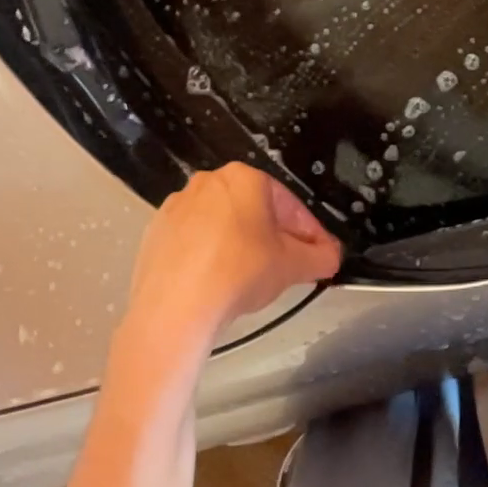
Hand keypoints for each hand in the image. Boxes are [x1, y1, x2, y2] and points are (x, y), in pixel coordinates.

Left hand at [120, 163, 341, 339]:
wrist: (175, 307)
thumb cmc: (240, 272)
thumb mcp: (294, 265)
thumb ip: (322, 256)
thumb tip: (331, 256)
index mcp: (245, 178)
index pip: (290, 205)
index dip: (310, 233)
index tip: (319, 255)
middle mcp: (209, 182)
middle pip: (256, 211)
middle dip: (275, 237)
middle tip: (289, 266)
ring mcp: (177, 206)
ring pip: (224, 224)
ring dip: (243, 245)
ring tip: (253, 278)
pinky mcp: (155, 232)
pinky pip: (195, 240)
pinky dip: (211, 255)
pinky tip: (219, 281)